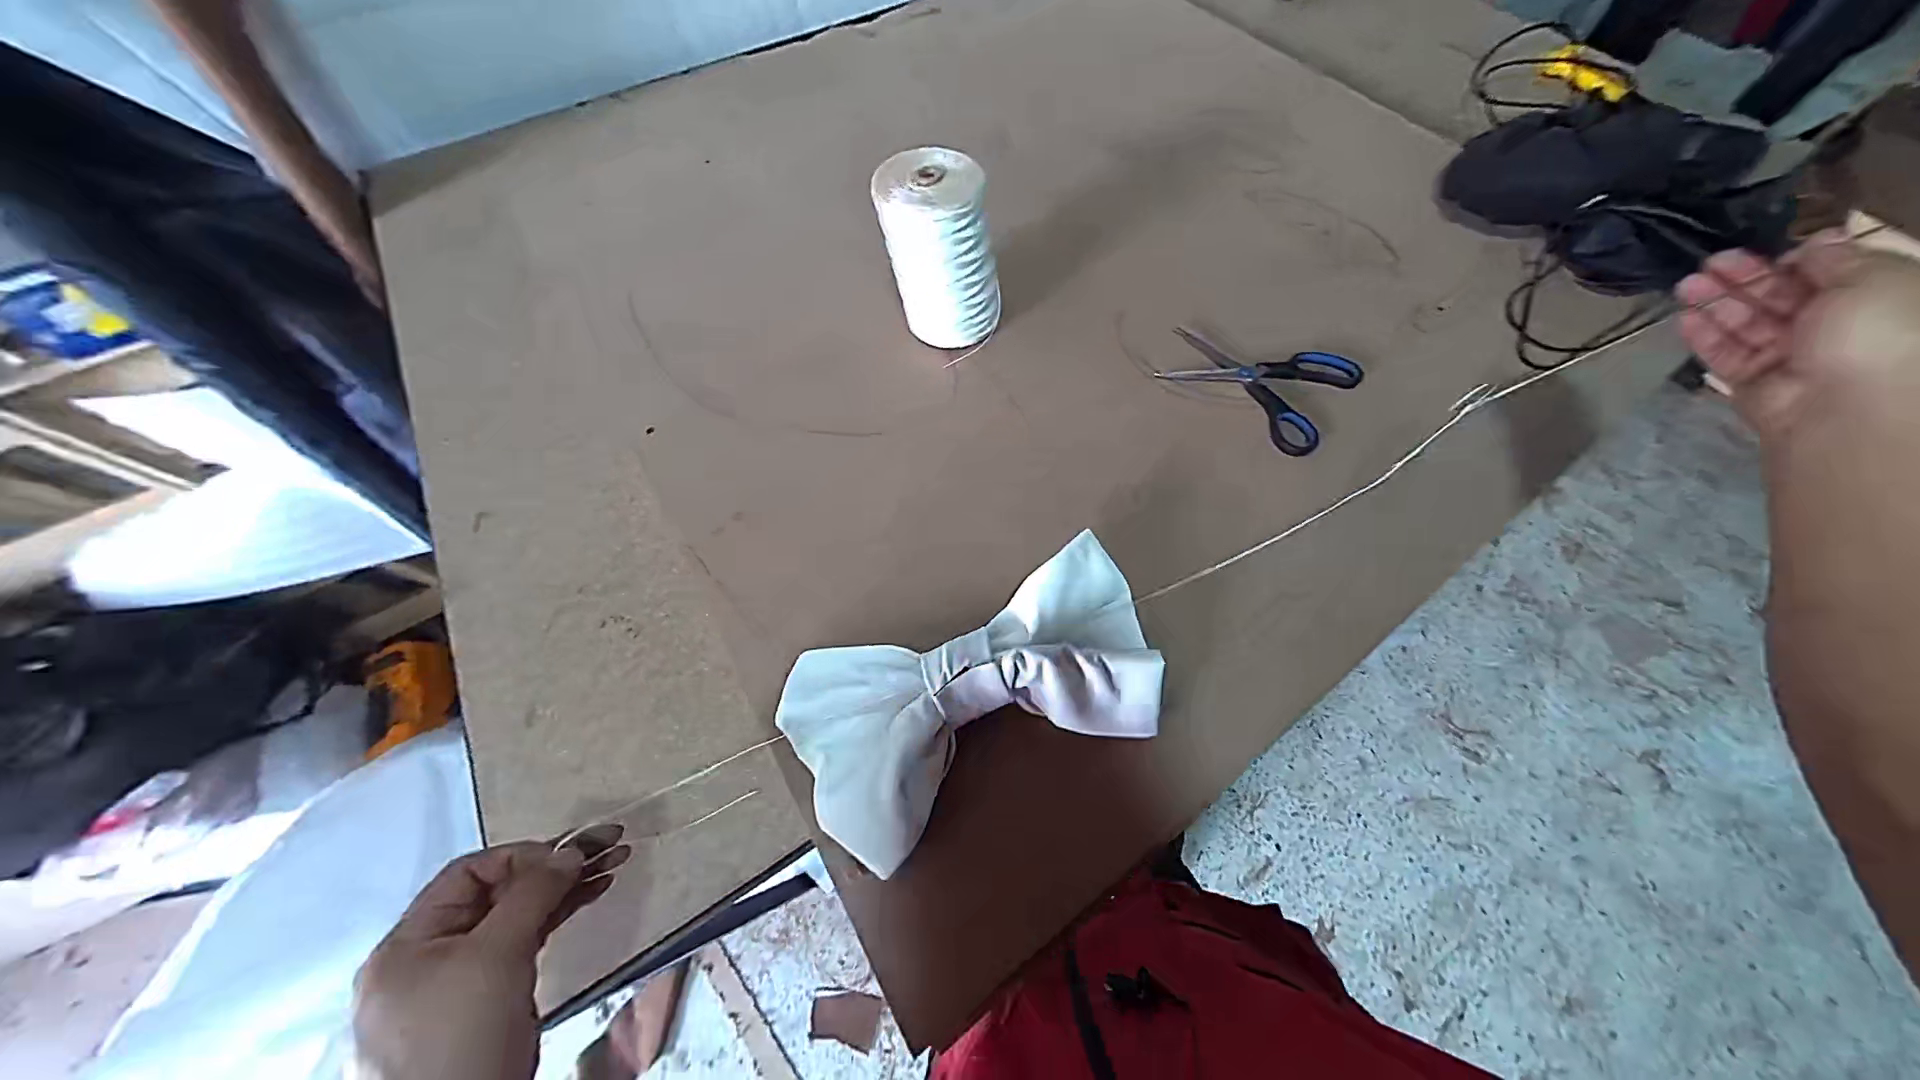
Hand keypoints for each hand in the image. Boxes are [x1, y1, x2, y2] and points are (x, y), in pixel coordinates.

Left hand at [352, 825, 630, 1079]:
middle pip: (495, 894)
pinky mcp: (487, 1001)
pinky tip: (591, 896)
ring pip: (515, 917)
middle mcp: (428, 957)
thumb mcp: (496, 955)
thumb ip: (532, 894)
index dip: (521, 856)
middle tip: (605, 849)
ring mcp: (458, 981)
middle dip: (552, 869)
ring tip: (611, 866)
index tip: (571, 854)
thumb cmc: (462, 1036)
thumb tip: (569, 852)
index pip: (468, 874)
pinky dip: (557, 917)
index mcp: (407, 944)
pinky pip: (523, 943)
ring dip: (563, 889)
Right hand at [1676, 231, 1919, 438]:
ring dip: (1716, 302)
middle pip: (1780, 297)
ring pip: (1746, 323)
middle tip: (1711, 261)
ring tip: (1687, 284)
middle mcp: (1832, 325)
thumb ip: (1837, 257)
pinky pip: (1725, 354)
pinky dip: (1704, 335)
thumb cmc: (1878, 330)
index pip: (1827, 273)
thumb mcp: (1871, 277)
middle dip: (1745, 278)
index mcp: (1873, 297)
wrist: (1846, 404)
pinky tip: (1684, 317)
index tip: (1768, 248)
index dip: (1796, 259)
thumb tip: (1816, 240)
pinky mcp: (1751, 380)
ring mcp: (1789, 355)